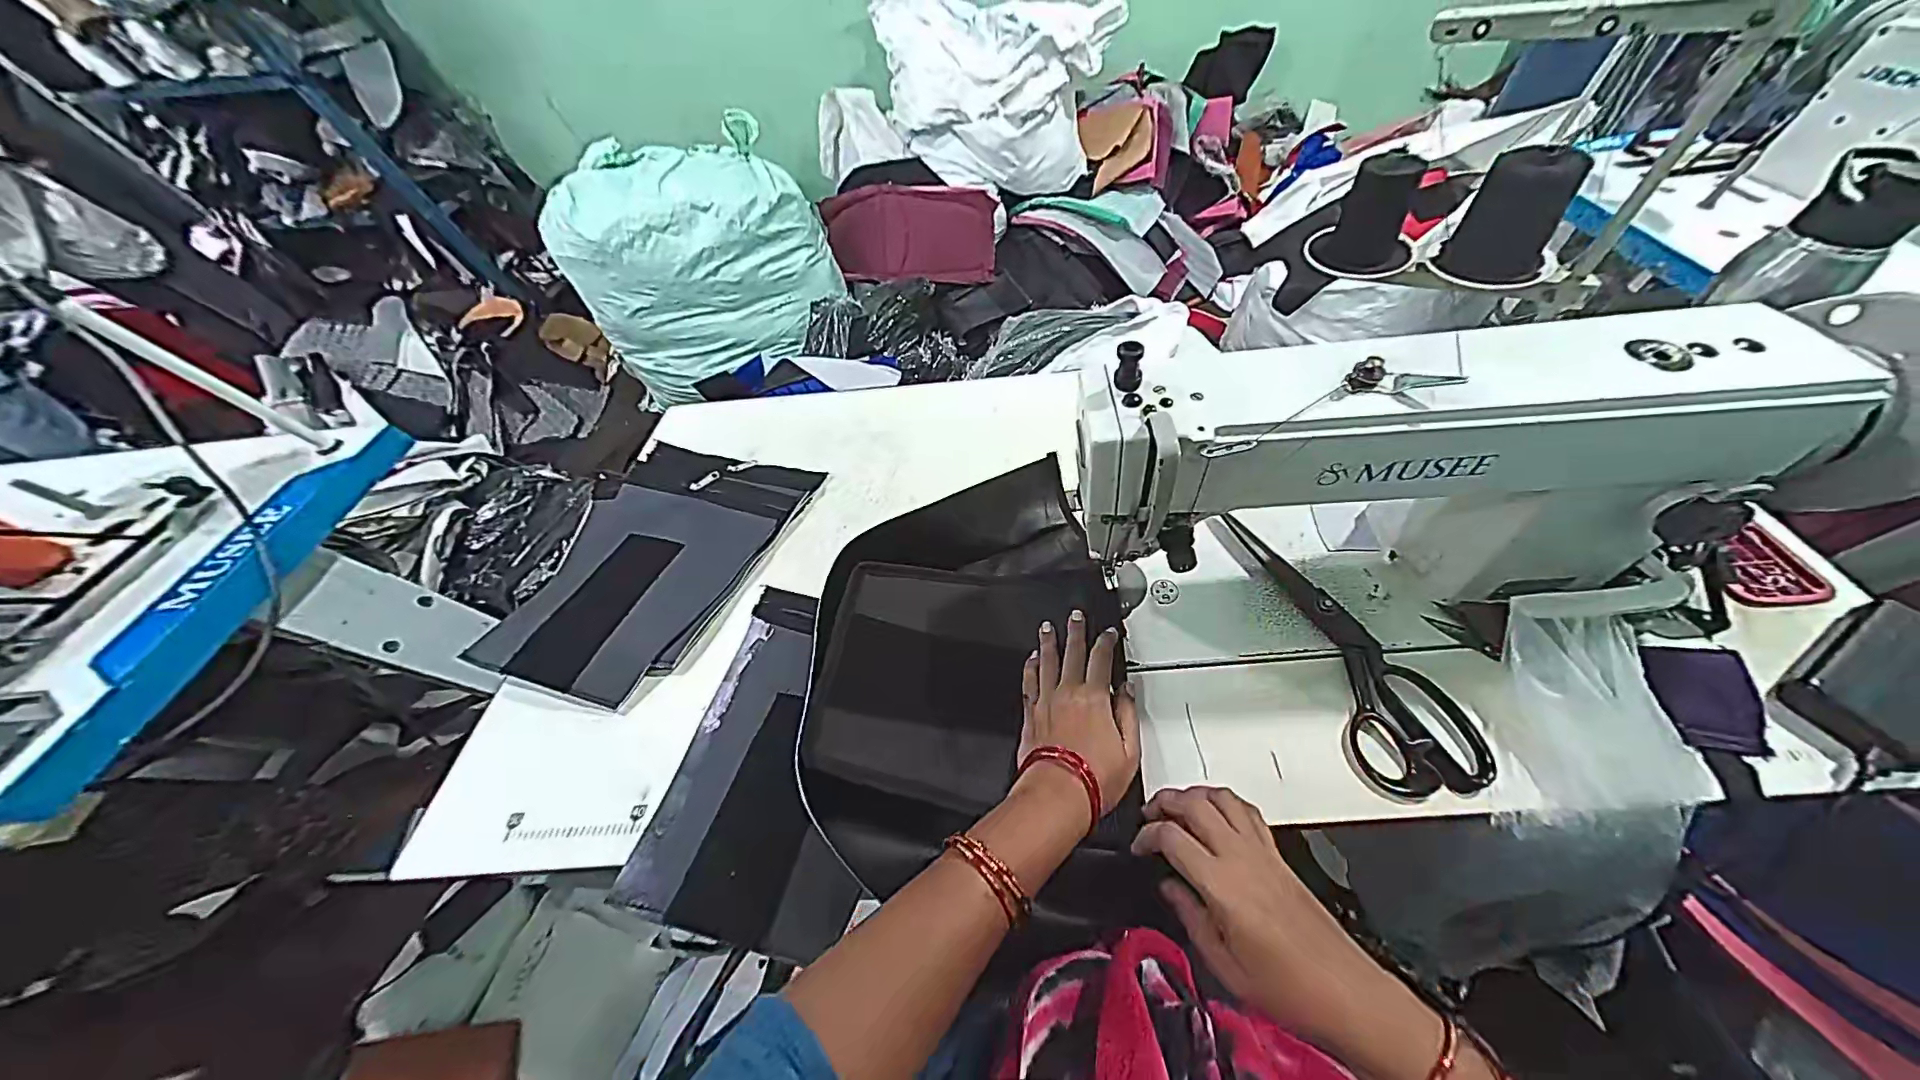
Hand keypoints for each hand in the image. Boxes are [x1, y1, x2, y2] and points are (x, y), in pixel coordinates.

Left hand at [1018, 611, 1139, 824]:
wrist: (1057, 793)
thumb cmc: (1094, 778)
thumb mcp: (1129, 750)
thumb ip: (1127, 715)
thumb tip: (1126, 693)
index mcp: (1095, 699)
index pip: (1101, 660)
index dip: (1105, 643)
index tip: (1108, 634)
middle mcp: (1068, 694)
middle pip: (1072, 653)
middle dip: (1075, 632)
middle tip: (1075, 617)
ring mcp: (1046, 702)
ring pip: (1047, 662)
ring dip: (1048, 642)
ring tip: (1048, 628)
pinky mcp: (1030, 715)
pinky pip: (1030, 682)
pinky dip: (1031, 668)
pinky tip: (1031, 660)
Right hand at [1132, 787, 1389, 1044]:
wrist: (1346, 993)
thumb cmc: (1293, 987)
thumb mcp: (1224, 965)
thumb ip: (1189, 917)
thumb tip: (1170, 890)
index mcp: (1221, 886)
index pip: (1170, 836)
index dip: (1145, 835)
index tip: (1139, 847)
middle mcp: (1242, 859)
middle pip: (1193, 803)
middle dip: (1163, 801)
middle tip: (1148, 815)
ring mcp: (1262, 852)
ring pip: (1221, 797)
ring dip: (1192, 794)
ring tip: (1176, 805)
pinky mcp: (1279, 856)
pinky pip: (1247, 811)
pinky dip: (1224, 801)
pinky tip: (1216, 812)